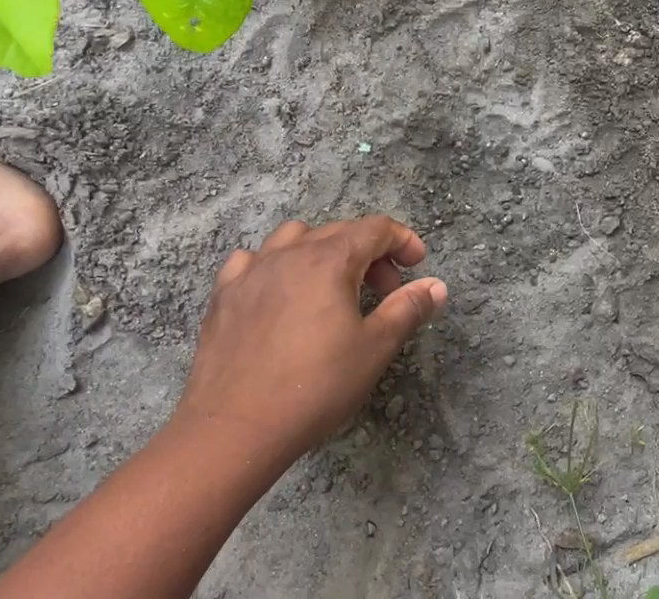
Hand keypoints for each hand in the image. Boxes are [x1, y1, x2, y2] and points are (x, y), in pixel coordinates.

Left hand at [173, 218, 446, 460]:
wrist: (233, 430)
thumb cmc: (315, 386)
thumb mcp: (375, 348)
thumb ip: (408, 308)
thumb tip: (436, 285)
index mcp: (329, 260)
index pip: (375, 228)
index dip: (403, 240)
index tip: (417, 265)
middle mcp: (289, 254)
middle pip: (339, 231)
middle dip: (370, 252)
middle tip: (385, 290)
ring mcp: (250, 273)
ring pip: (293, 238)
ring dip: (322, 250)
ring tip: (332, 285)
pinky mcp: (223, 297)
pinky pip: (252, 261)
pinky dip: (275, 266)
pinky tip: (280, 293)